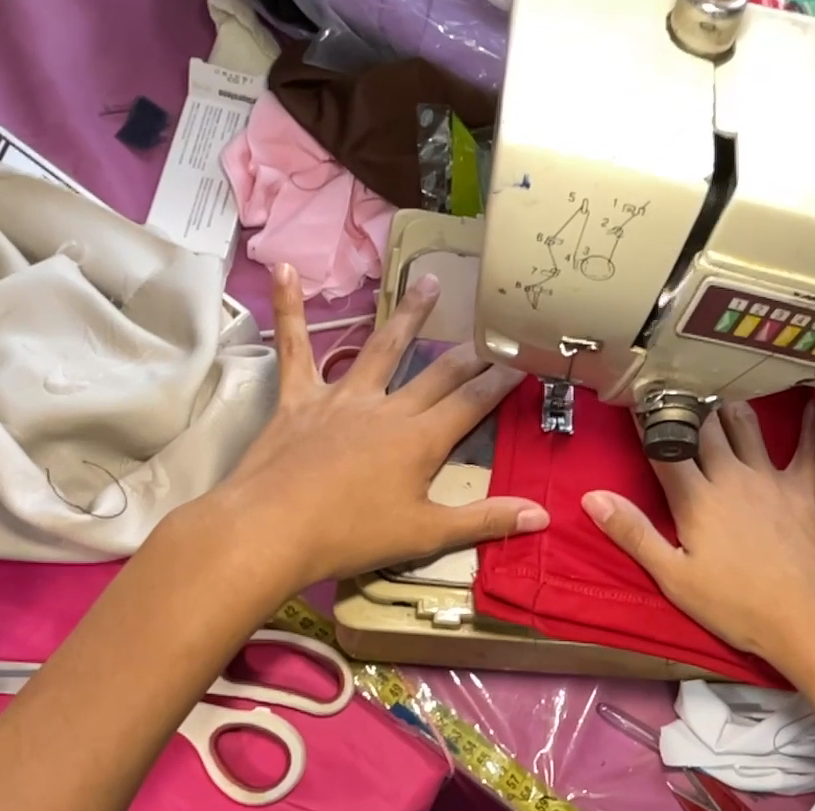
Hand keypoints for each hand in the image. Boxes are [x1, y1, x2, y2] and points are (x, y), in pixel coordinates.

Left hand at [181, 263, 547, 598]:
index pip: (472, 403)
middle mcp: (387, 408)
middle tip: (491, 323)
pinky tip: (284, 270)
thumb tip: (543, 516)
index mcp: (421, 439)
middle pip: (437, 372)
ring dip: (409, 315)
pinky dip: (290, 309)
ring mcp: (342, 398)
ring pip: (382, 347)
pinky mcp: (299, 399)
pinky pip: (296, 348)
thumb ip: (486, 520)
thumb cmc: (352, 536)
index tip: (524, 360)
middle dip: (469, 350)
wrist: (271, 530)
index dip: (500, 382)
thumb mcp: (427, 535)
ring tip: (429, 283)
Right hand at [581, 402, 814, 679]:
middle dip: (687, 405)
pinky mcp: (803, 490)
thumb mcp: (673, 577)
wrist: (807, 617)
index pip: (663, 449)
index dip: (647, 423)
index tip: (635, 398)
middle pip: (705, 428)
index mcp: (695, 498)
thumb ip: (633, 534)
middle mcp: (731, 476)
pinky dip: (807, 426)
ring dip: (730, 407)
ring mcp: (770, 478)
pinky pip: (807, 449)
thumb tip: (592, 497)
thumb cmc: (734, 604)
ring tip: (719, 390)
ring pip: (747, 427)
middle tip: (675, 385)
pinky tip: (808, 405)